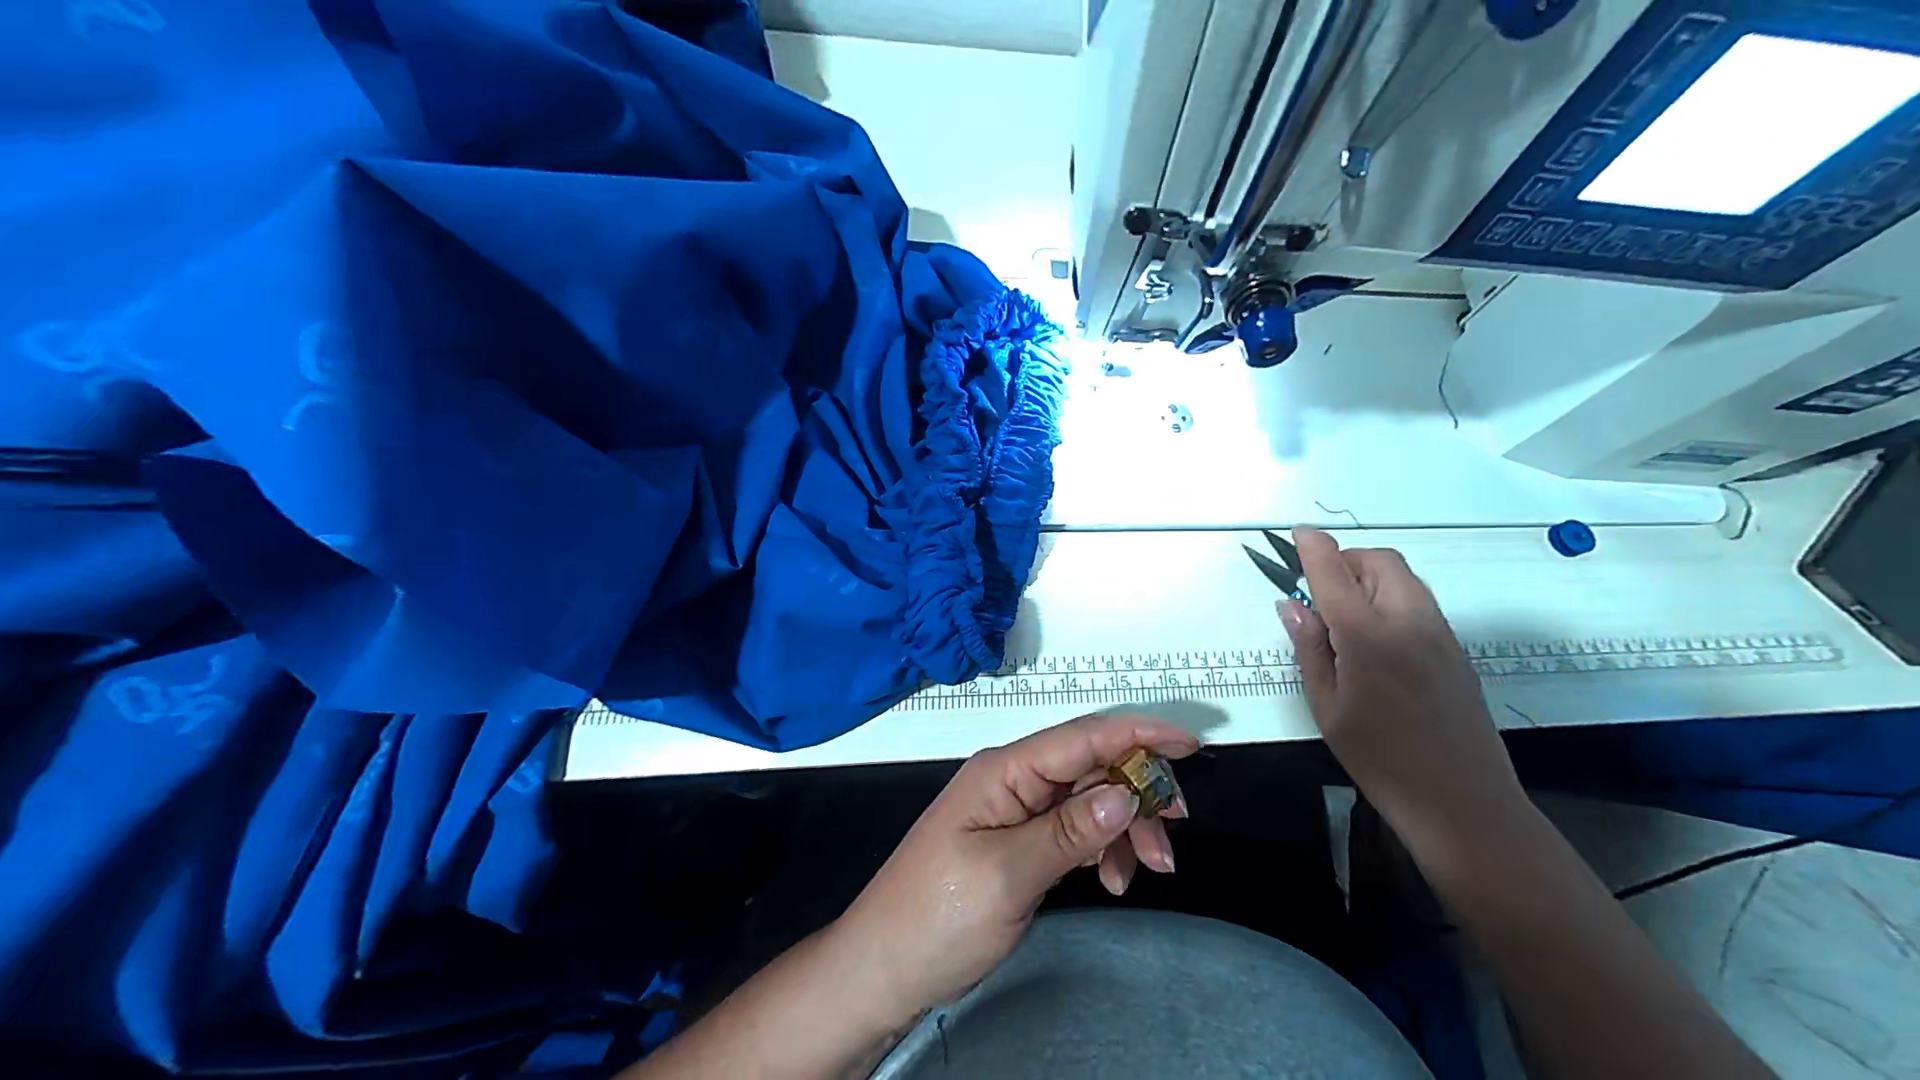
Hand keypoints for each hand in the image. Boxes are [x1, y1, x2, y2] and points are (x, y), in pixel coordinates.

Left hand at [830, 714, 1197, 1023]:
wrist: (883, 968)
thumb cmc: (935, 917)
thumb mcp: (1007, 874)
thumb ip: (1069, 830)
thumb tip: (1125, 792)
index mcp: (1004, 770)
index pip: (1082, 737)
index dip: (1138, 734)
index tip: (1189, 744)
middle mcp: (1012, 779)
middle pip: (1091, 767)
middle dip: (1137, 793)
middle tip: (1174, 832)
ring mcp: (1015, 810)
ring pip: (1089, 801)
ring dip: (1124, 828)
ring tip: (1145, 872)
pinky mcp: (1019, 840)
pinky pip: (1074, 830)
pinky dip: (1101, 849)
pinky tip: (1110, 879)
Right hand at [1278, 527, 1525, 852]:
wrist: (1461, 801)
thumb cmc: (1379, 758)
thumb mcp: (1326, 706)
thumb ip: (1309, 648)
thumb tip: (1293, 605)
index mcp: (1369, 636)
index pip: (1335, 572)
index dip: (1314, 548)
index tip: (1298, 533)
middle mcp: (1410, 622)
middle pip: (1380, 561)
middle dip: (1346, 559)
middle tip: (1318, 589)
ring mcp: (1440, 634)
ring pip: (1403, 578)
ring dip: (1369, 577)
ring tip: (1343, 614)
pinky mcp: (1456, 649)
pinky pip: (1418, 601)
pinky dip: (1390, 596)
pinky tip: (1374, 635)